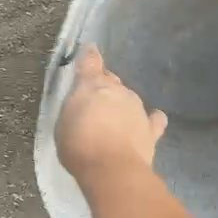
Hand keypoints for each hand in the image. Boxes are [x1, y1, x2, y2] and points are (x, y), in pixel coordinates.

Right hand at [54, 44, 168, 179]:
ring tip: (112, 119)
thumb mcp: (64, 123)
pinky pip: (153, 119)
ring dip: (121, 104)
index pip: (90, 62)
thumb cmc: (79, 145)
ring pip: (128, 98)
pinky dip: (150, 119)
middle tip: (94, 99)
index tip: (90, 48)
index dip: (89, 54)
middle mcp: (117, 90)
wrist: (112, 169)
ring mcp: (137, 108)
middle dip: (103, 85)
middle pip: (110, 80)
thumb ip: (75, 107)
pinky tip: (149, 122)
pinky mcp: (151, 129)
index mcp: (92, 85)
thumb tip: (84, 102)